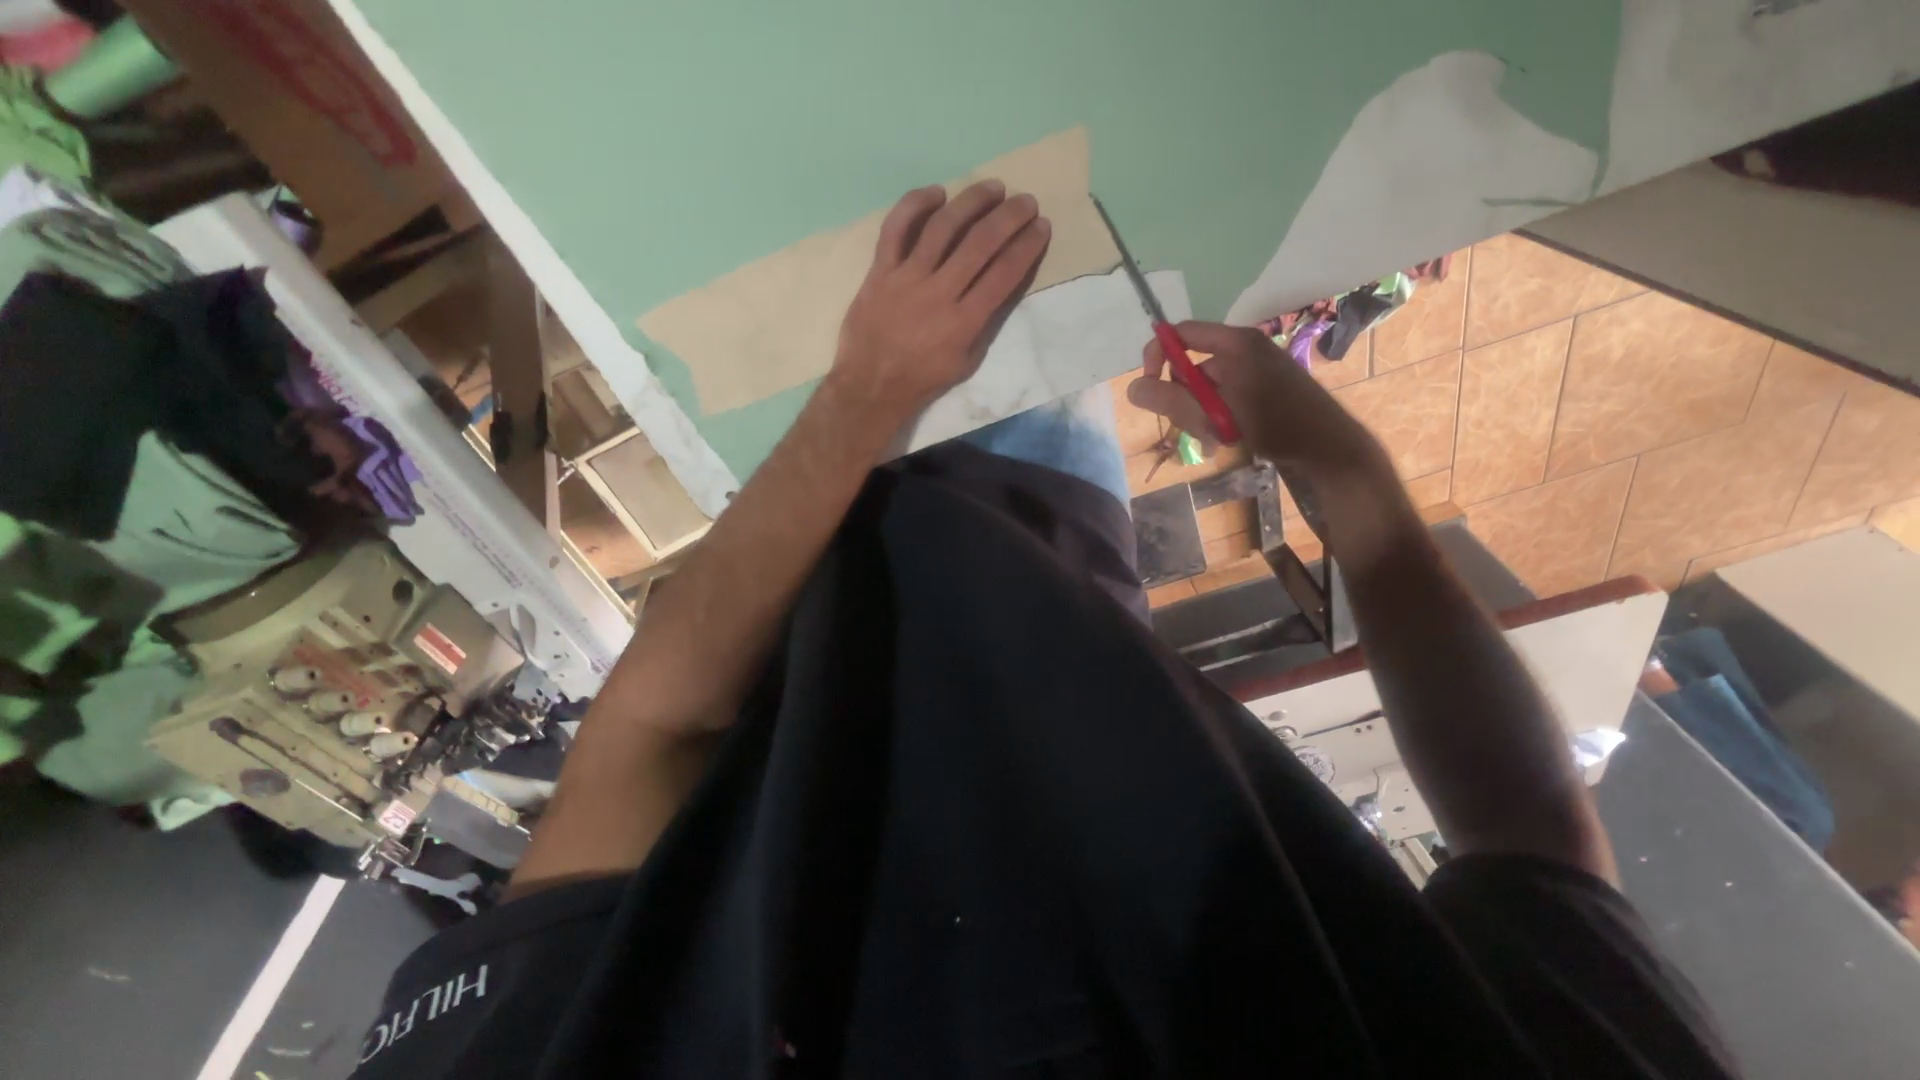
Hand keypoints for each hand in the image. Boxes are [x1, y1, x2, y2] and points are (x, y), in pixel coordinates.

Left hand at [830, 181, 1050, 416]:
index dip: (1027, 245)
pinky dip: (915, 205)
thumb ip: (985, 321)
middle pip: (980, 243)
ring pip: (943, 227)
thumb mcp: (967, 360)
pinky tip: (937, 193)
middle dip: (1009, 217)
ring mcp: (906, 279)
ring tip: (992, 188)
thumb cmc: (924, 378)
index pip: (1005, 272)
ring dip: (972, 202)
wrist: (871, 386)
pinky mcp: (880, 271)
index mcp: (964, 322)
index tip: (1041, 226)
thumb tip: (1005, 281)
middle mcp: (938, 294)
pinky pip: (896, 229)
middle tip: (1025, 201)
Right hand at [1124, 321, 1386, 480]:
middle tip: (1191, 427)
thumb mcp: (1216, 415)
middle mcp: (1244, 348)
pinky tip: (1224, 439)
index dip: (1158, 356)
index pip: (1181, 334)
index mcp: (1235, 343)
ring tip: (1213, 439)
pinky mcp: (1263, 388)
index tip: (1150, 388)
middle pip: (1191, 365)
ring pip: (1206, 387)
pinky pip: (1224, 396)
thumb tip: (1134, 388)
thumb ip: (1172, 401)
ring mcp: (1255, 368)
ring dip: (1199, 414)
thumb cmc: (1275, 425)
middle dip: (1183, 398)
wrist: (1329, 446)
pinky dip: (1217, 417)